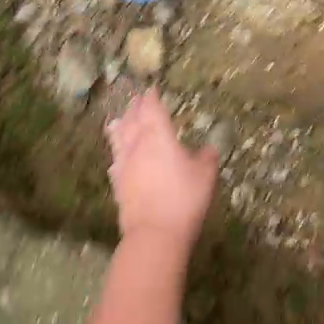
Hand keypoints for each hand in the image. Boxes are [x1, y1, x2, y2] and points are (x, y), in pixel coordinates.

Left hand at [105, 91, 218, 244]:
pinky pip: (115, 162)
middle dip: (135, 108)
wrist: (154, 233)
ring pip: (119, 139)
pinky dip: (116, 154)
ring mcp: (124, 165)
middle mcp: (138, 145)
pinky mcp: (118, 185)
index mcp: (159, 136)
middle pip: (133, 120)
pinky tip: (116, 158)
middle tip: (136, 99)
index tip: (151, 90)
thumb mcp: (205, 175)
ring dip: (121, 126)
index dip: (151, 98)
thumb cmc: (184, 198)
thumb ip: (206, 158)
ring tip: (119, 119)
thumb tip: (208, 149)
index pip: (152, 109)